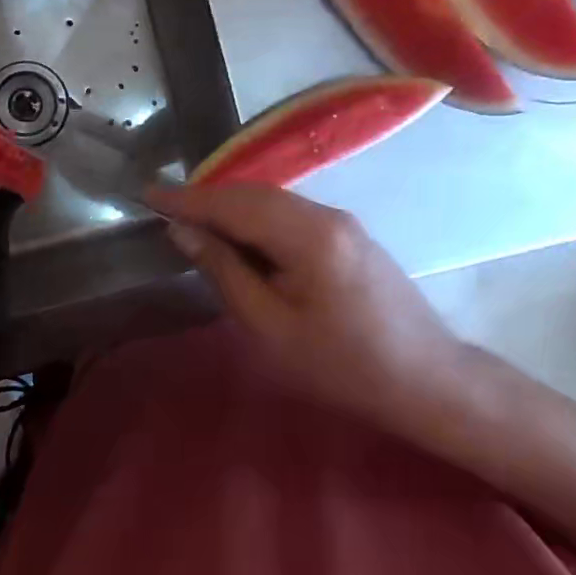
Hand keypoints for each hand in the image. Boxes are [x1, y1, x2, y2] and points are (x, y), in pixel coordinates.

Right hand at [148, 183, 471, 427]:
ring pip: (272, 201)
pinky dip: (254, 218)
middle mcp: (326, 214)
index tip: (147, 193)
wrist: (428, 381)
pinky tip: (238, 235)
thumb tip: (184, 231)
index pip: (233, 204)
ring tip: (192, 220)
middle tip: (164, 207)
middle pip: (253, 194)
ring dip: (229, 206)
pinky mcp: (349, 236)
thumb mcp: (269, 325)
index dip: (187, 199)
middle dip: (206, 197)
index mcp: (306, 235)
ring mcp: (342, 223)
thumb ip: (224, 271)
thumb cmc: (340, 364)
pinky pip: (289, 214)